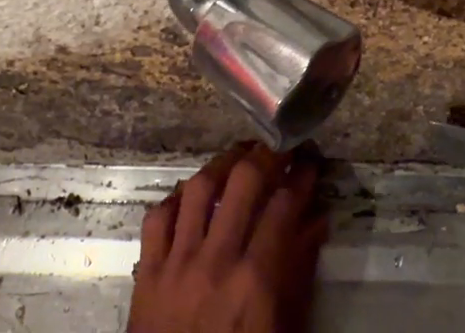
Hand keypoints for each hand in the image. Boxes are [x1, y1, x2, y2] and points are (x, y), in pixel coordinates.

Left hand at [128, 141, 327, 332]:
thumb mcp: (285, 328)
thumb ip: (299, 272)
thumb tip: (317, 221)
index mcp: (257, 279)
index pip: (285, 205)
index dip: (302, 177)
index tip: (311, 163)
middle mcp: (218, 261)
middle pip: (244, 181)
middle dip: (267, 156)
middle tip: (279, 149)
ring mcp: (178, 264)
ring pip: (200, 189)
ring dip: (222, 164)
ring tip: (239, 157)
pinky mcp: (147, 274)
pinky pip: (158, 218)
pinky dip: (177, 198)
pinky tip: (193, 195)